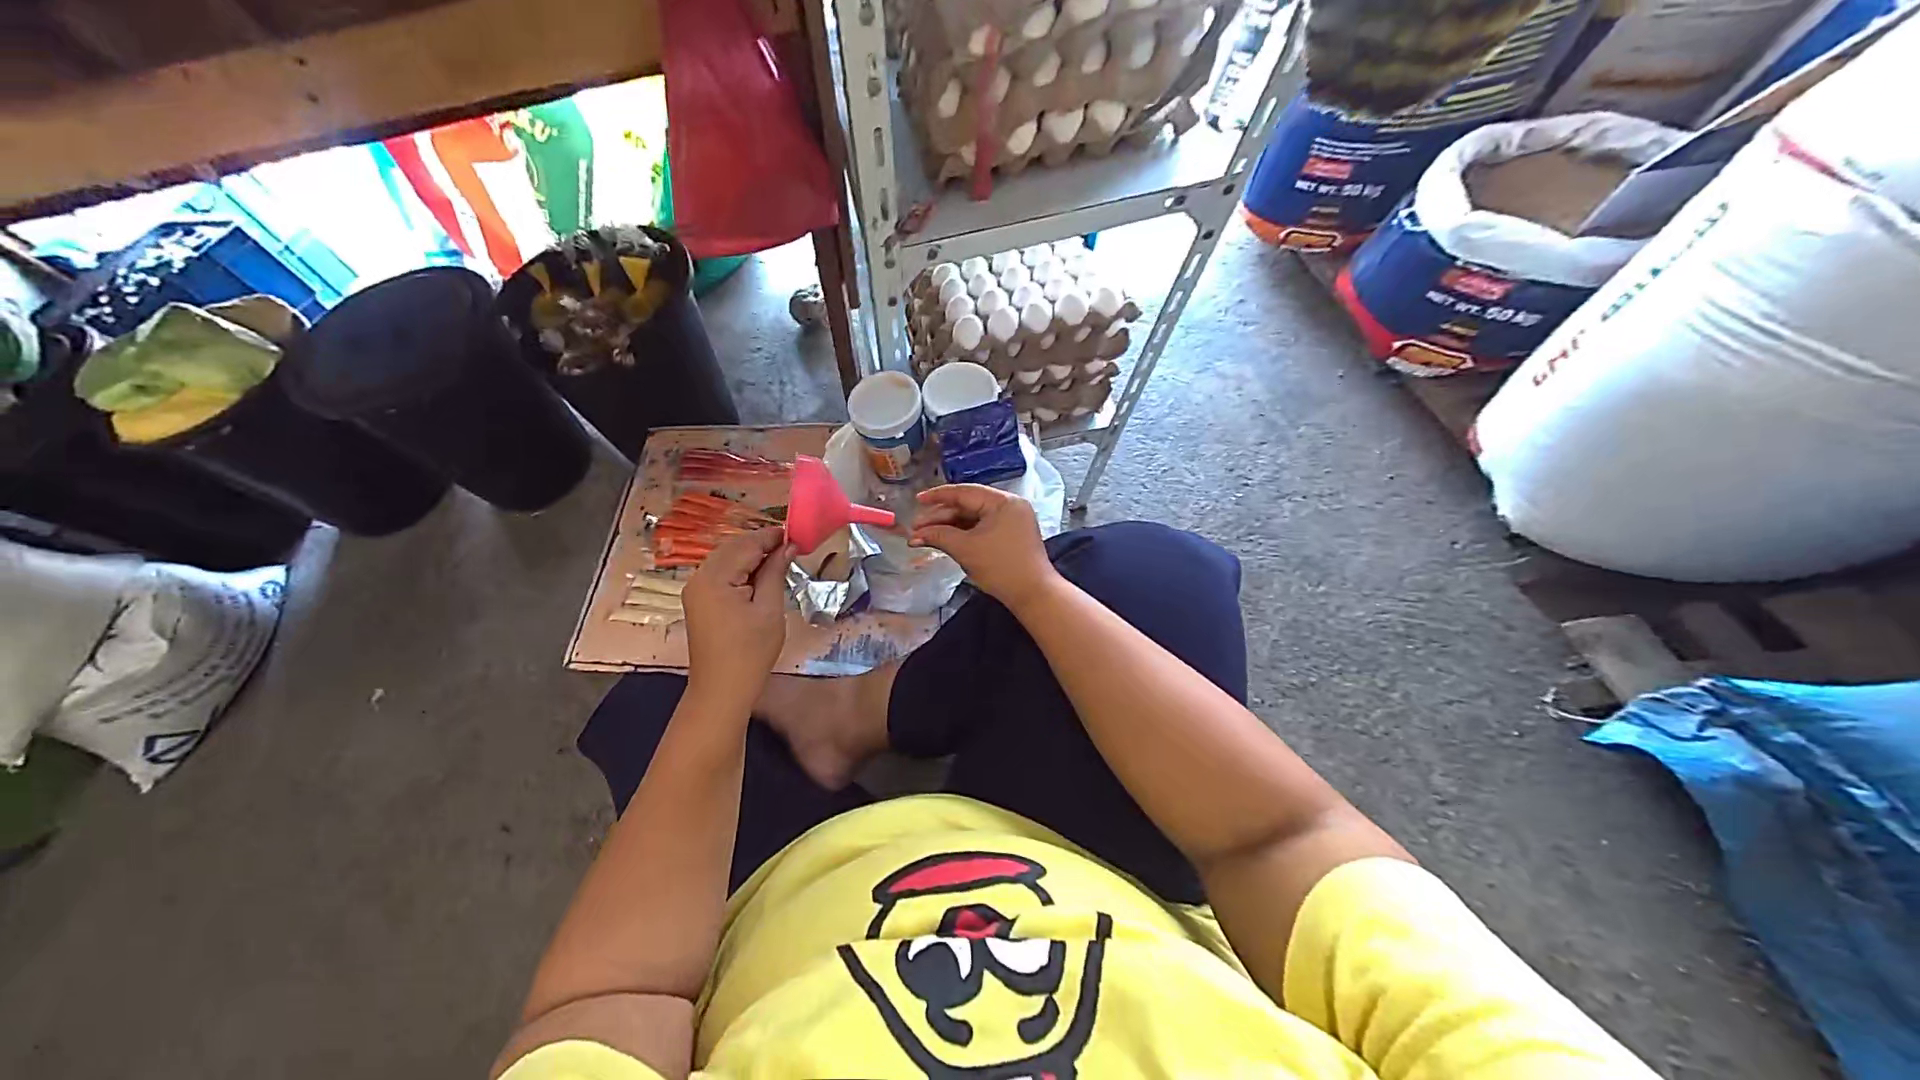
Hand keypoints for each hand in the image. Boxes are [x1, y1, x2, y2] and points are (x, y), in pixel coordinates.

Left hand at [682, 528, 793, 702]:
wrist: (722, 689)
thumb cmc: (750, 652)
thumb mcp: (769, 609)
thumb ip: (775, 572)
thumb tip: (787, 547)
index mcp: (714, 578)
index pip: (746, 545)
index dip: (772, 537)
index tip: (797, 534)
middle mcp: (699, 577)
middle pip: (733, 547)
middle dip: (761, 543)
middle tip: (791, 546)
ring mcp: (695, 589)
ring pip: (726, 558)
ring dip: (751, 555)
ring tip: (780, 559)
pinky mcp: (698, 600)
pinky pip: (721, 572)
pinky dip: (741, 568)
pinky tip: (760, 575)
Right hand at [910, 485, 1059, 609]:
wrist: (1033, 594)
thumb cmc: (1000, 568)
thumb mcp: (965, 549)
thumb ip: (938, 536)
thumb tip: (915, 535)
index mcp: (1003, 501)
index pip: (964, 492)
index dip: (938, 496)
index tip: (917, 500)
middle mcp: (1010, 505)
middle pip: (968, 504)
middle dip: (941, 517)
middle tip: (917, 528)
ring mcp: (1013, 520)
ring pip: (974, 517)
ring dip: (950, 526)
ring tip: (926, 536)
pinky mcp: (1012, 534)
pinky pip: (983, 527)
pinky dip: (964, 533)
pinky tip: (946, 539)